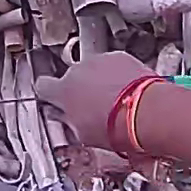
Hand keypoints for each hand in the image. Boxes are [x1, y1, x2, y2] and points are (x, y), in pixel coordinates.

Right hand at [35, 50, 155, 153]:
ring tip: (115, 102)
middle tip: (94, 109)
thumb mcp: (83, 135)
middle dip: (81, 90)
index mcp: (62, 91)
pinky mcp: (119, 56)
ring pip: (93, 70)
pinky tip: (127, 92)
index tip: (55, 100)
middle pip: (72, 77)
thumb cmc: (116, 127)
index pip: (43, 86)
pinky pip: (113, 65)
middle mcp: (77, 70)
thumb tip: (66, 119)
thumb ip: (69, 121)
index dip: (49, 94)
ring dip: (100, 82)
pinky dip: (119, 75)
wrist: (147, 112)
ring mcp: (98, 61)